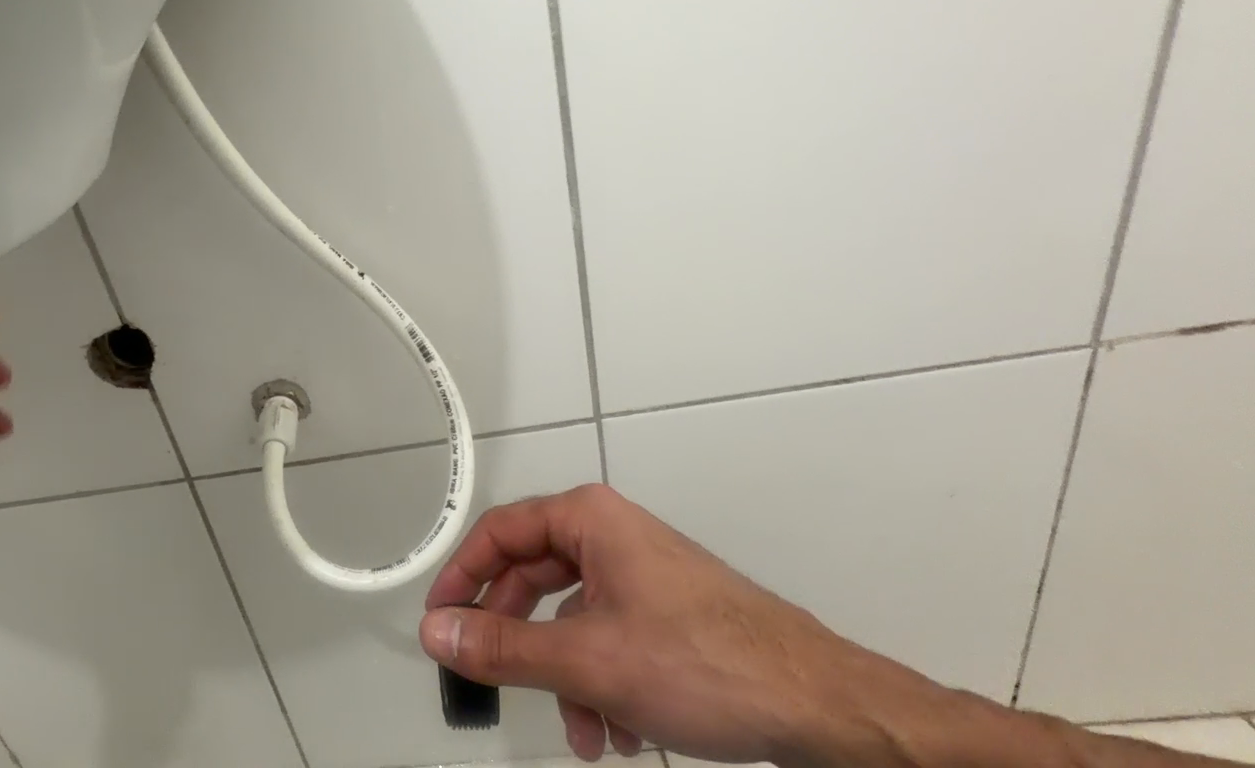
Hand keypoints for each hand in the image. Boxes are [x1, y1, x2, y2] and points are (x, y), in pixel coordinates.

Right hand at [419, 484, 890, 763]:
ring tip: (585, 734)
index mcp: (589, 520)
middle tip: (492, 679)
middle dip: (520, 642)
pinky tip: (623, 734)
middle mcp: (612, 536)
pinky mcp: (667, 612)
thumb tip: (435, 632)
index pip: (499, 533)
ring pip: (573, 618)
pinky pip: (610, 637)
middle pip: (533, 578)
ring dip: (566, 678)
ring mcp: (643, 574)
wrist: (819, 706)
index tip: (439, 623)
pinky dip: (603, 683)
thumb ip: (501, 646)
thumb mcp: (585, 659)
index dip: (461, 576)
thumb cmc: (702, 663)